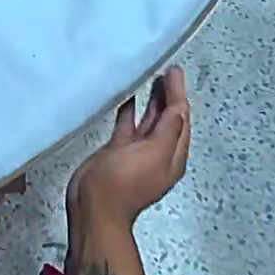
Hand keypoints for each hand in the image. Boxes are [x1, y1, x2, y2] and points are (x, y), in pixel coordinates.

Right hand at [68, 65, 192, 227]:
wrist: (94, 206)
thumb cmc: (126, 181)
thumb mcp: (154, 154)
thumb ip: (168, 130)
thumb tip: (179, 109)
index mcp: (172, 154)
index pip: (180, 117)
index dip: (178, 93)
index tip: (173, 70)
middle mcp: (158, 150)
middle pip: (168, 116)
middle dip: (169, 94)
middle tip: (165, 68)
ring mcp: (137, 150)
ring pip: (149, 118)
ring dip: (152, 99)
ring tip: (151, 75)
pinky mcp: (118, 149)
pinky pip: (128, 123)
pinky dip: (130, 108)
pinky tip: (127, 93)